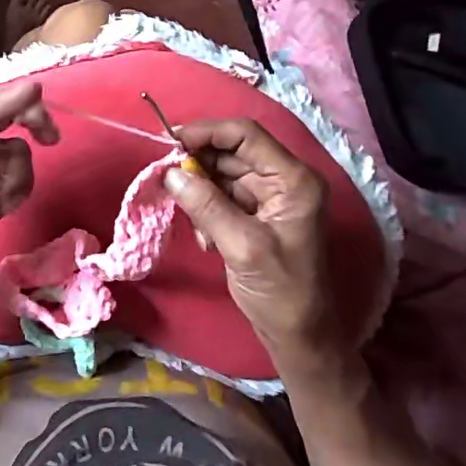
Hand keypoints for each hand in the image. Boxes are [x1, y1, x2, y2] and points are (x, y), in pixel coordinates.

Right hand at [162, 119, 352, 374]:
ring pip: (222, 175)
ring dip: (201, 194)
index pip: (245, 136)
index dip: (206, 131)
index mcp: (293, 180)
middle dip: (198, 166)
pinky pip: (221, 198)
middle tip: (167, 180)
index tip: (168, 140)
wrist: (299, 334)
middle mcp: (283, 181)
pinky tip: (207, 239)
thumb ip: (206, 205)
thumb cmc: (281, 291)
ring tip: (198, 226)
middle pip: (231, 153)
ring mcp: (269, 198)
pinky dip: (206, 211)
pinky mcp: (255, 215)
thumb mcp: (242, 246)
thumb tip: (170, 172)